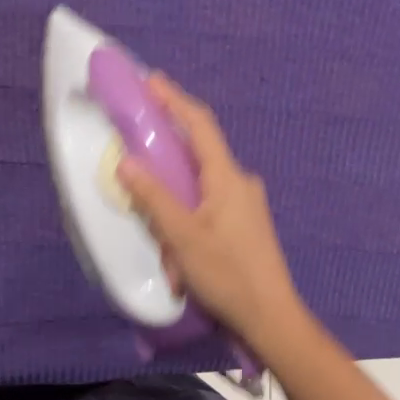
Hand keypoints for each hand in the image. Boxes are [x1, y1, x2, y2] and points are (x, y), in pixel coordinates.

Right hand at [116, 74, 303, 346]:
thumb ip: (153, 197)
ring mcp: (244, 208)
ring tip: (170, 262)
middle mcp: (239, 184)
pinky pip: (205, 217)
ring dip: (174, 222)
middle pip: (194, 161)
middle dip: (164, 178)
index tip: (150, 81)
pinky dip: (186, 235)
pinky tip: (180, 270)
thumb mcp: (182, 236)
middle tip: (141, 191)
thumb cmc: (227, 274)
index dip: (174, 99)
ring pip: (196, 196)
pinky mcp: (244, 229)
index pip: (199, 124)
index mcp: (227, 177)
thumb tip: (128, 162)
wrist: (271, 319)